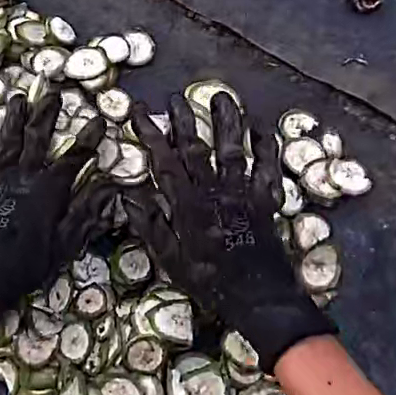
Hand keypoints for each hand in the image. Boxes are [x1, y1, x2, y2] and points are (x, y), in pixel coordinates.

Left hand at [0, 90, 117, 327]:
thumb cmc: (29, 262)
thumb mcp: (66, 242)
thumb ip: (87, 212)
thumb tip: (111, 187)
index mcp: (49, 188)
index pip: (75, 157)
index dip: (89, 139)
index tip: (99, 121)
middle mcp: (24, 173)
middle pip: (38, 136)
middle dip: (48, 114)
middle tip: (55, 95)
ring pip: (8, 136)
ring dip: (15, 115)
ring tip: (20, 97)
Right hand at [123, 91, 334, 368]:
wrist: (260, 297)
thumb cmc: (209, 281)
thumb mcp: (170, 260)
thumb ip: (150, 226)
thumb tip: (128, 196)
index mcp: (187, 203)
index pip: (164, 159)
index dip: (150, 132)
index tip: (138, 110)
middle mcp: (214, 191)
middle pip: (197, 147)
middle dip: (184, 120)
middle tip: (175, 98)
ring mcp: (242, 193)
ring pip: (233, 150)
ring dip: (227, 122)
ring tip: (223, 98)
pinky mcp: (266, 201)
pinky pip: (267, 170)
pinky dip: (267, 149)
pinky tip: (262, 131)